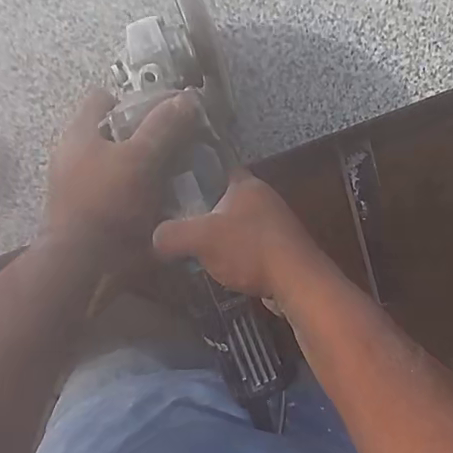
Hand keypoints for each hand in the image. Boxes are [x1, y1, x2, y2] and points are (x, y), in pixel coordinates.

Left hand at [40, 88, 199, 265]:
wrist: (86, 262)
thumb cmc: (108, 203)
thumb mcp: (140, 159)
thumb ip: (162, 127)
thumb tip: (186, 99)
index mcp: (80, 134)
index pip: (104, 99)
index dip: (134, 101)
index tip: (163, 113)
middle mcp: (76, 155)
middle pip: (115, 134)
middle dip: (146, 138)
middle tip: (179, 146)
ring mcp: (82, 186)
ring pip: (122, 165)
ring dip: (148, 169)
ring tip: (180, 178)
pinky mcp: (93, 212)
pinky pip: (123, 194)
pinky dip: (144, 196)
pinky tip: (166, 205)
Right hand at [152, 170, 327, 300]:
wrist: (298, 283)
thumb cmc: (250, 250)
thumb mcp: (200, 238)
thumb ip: (171, 234)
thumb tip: (155, 239)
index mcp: (247, 184)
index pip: (214, 168)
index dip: (192, 176)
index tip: (169, 187)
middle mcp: (264, 200)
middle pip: (224, 201)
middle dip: (202, 214)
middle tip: (176, 226)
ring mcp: (277, 226)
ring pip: (238, 227)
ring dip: (220, 240)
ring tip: (194, 252)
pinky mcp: (283, 252)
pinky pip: (251, 250)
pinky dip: (237, 259)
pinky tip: (222, 271)